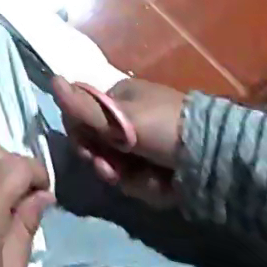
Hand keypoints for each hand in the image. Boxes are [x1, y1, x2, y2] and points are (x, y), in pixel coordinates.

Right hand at [52, 77, 187, 206]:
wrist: (214, 157)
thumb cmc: (162, 127)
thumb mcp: (120, 117)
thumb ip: (84, 107)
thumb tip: (52, 80)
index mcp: (119, 97)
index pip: (83, 118)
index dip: (81, 138)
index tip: (89, 152)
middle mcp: (130, 118)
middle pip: (99, 146)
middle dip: (105, 162)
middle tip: (113, 171)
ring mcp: (146, 144)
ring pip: (118, 167)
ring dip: (126, 178)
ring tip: (143, 181)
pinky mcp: (160, 168)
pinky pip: (139, 181)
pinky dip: (147, 186)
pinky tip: (161, 186)